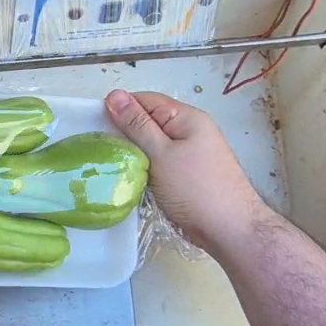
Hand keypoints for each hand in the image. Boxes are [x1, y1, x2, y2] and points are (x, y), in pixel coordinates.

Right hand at [106, 89, 269, 253]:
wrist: (230, 230)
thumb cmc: (195, 190)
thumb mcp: (161, 154)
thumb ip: (137, 125)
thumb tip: (114, 95)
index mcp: (186, 117)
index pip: (145, 100)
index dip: (120, 109)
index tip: (95, 127)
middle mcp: (190, 130)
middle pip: (149, 121)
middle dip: (125, 132)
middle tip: (100, 150)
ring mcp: (190, 152)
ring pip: (152, 144)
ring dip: (133, 152)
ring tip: (112, 165)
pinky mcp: (187, 173)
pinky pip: (159, 161)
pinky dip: (144, 167)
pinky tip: (131, 178)